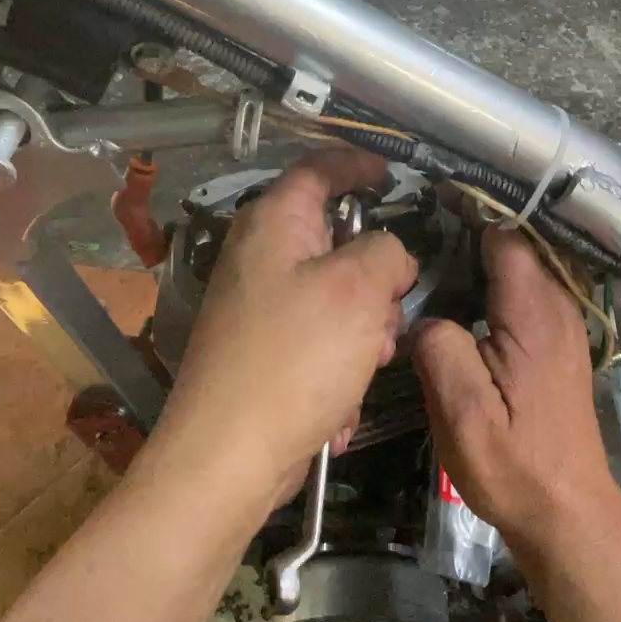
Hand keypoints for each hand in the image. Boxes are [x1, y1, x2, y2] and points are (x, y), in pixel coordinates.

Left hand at [158, 148, 418, 502]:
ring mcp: (259, 307)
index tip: (393, 175)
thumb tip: (390, 257)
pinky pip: (320, 342)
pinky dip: (339, 367)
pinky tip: (338, 407)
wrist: (227, 457)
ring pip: (337, 298)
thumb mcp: (359, 288)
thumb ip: (387, 252)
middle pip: (337, 242)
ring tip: (365, 366)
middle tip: (391, 310)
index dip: (358, 164)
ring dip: (364, 331)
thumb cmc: (296, 356)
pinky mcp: (262, 352)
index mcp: (274, 223)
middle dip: (375, 279)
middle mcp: (260, 257)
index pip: (319, 169)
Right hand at [412, 228, 620, 549]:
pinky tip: (467, 295)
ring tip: (439, 255)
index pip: (505, 236)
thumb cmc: (514, 465)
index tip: (430, 203)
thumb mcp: (461, 411)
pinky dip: (501, 280)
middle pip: (519, 243)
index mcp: (534, 313)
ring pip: (526, 265)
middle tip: (425, 229)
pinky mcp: (561, 343)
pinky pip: (531, 290)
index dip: (468, 215)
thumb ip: (439, 346)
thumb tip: (424, 316)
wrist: (566, 511)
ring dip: (487, 255)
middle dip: (475, 229)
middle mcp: (558, 307)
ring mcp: (565, 325)